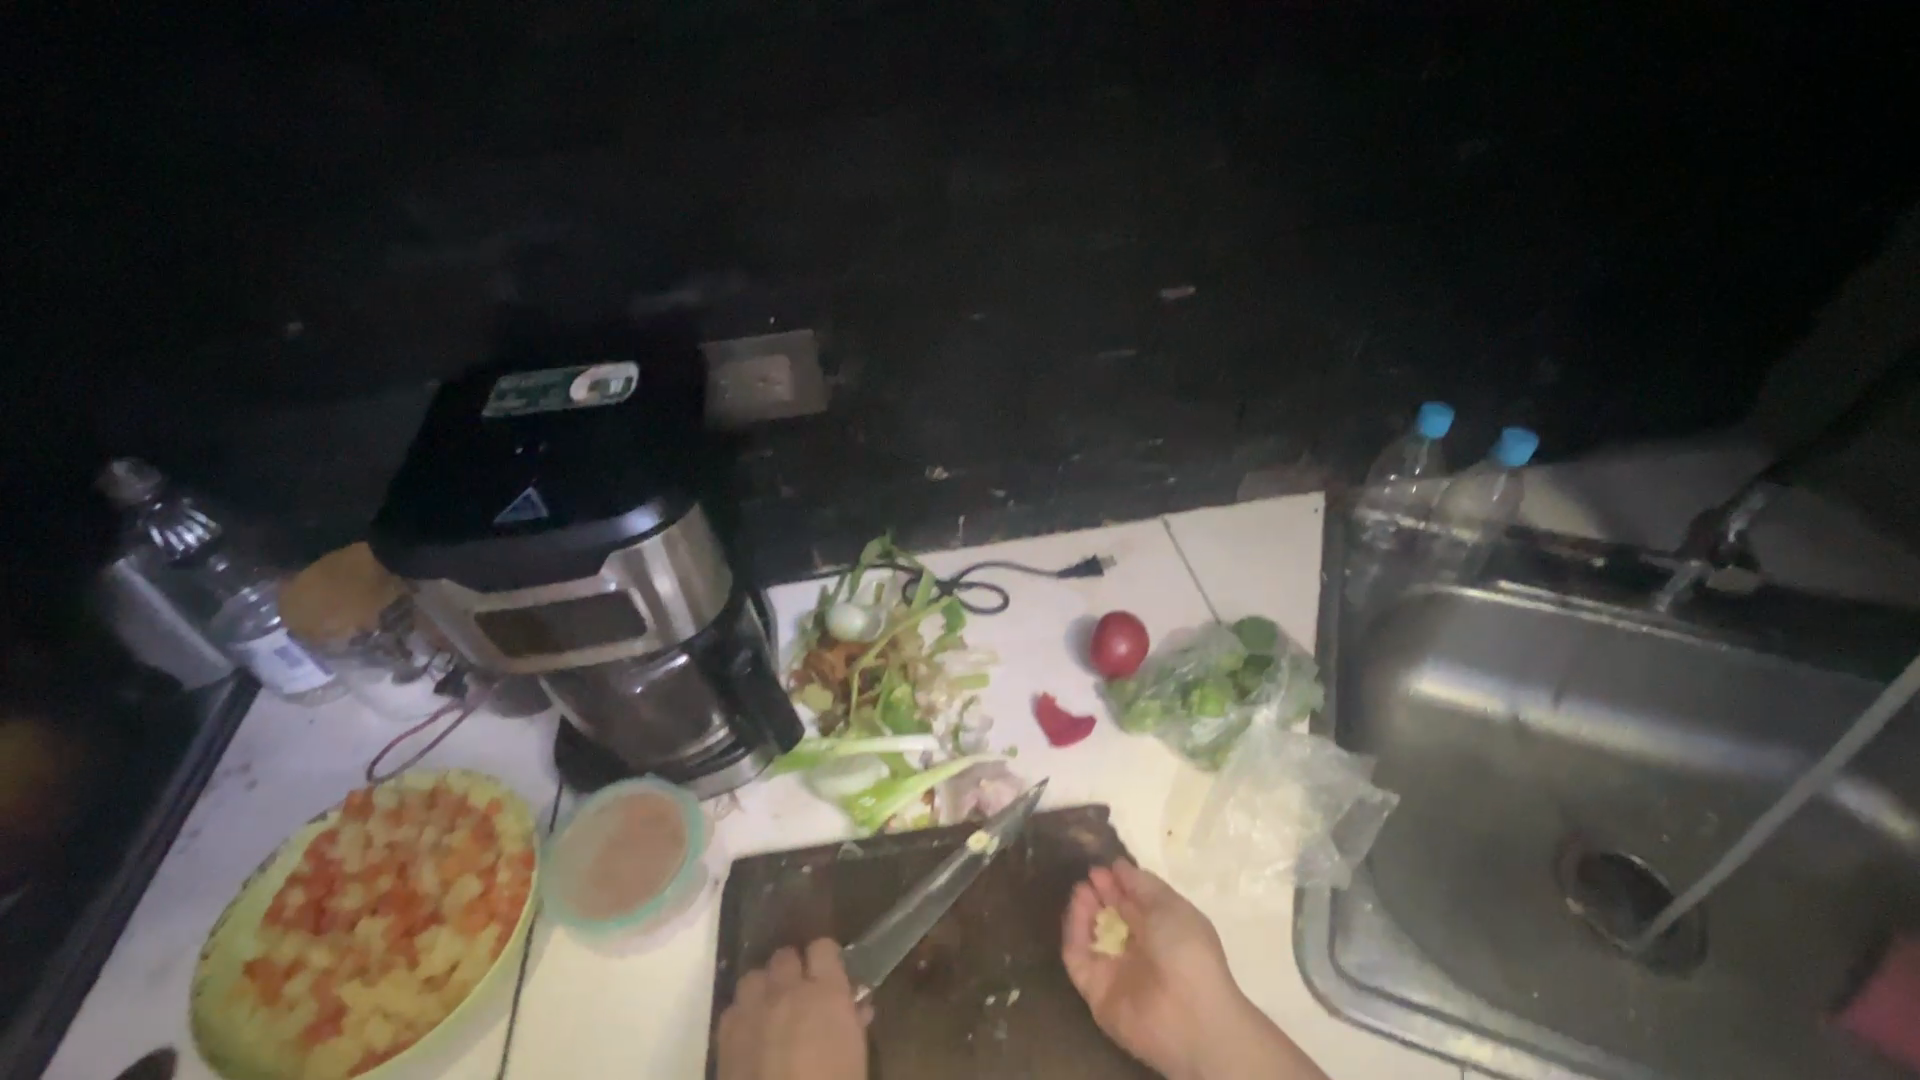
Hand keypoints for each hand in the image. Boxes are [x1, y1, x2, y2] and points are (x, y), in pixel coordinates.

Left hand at [717, 939, 869, 1079]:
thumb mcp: (855, 1056)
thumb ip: (853, 1024)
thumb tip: (857, 1007)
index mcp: (826, 992)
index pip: (823, 947)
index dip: (825, 957)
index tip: (829, 971)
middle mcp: (788, 990)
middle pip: (785, 955)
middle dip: (792, 969)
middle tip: (800, 992)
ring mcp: (753, 1009)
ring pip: (754, 976)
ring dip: (763, 988)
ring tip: (771, 1009)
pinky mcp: (726, 1034)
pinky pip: (733, 1008)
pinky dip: (742, 1015)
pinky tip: (750, 1034)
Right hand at [1061, 860, 1328, 1079]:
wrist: (1189, 1014)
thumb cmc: (1187, 951)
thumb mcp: (1170, 906)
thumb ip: (1141, 884)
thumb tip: (1119, 865)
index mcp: (1162, 931)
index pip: (1134, 902)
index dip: (1119, 882)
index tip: (1104, 865)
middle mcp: (1138, 950)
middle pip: (1111, 917)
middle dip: (1100, 893)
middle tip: (1089, 875)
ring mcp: (1115, 970)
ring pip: (1090, 935)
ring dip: (1083, 909)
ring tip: (1080, 889)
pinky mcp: (1094, 989)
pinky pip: (1077, 957)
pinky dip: (1073, 932)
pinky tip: (1076, 908)